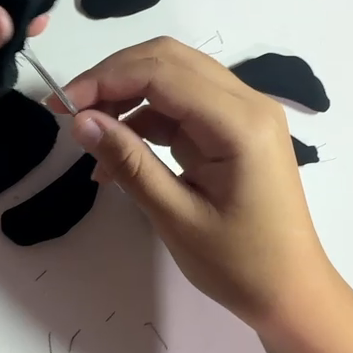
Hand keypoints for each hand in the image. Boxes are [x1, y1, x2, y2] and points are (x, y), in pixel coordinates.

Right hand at [57, 37, 331, 325]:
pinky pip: (181, 105)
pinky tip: (116, 153)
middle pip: (168, 60)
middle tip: (69, 110)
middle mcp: (248, 104)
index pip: (162, 73)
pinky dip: (144, 119)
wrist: (290, 291)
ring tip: (88, 132)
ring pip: (173, 76)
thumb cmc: (239, 264)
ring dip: (126, 94)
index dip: (106, 79)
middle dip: (113, 77)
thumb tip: (80, 122)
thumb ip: (129, 163)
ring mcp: (243, 114)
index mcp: (240, 124)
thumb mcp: (175, 217)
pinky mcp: (233, 130)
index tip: (61, 105)